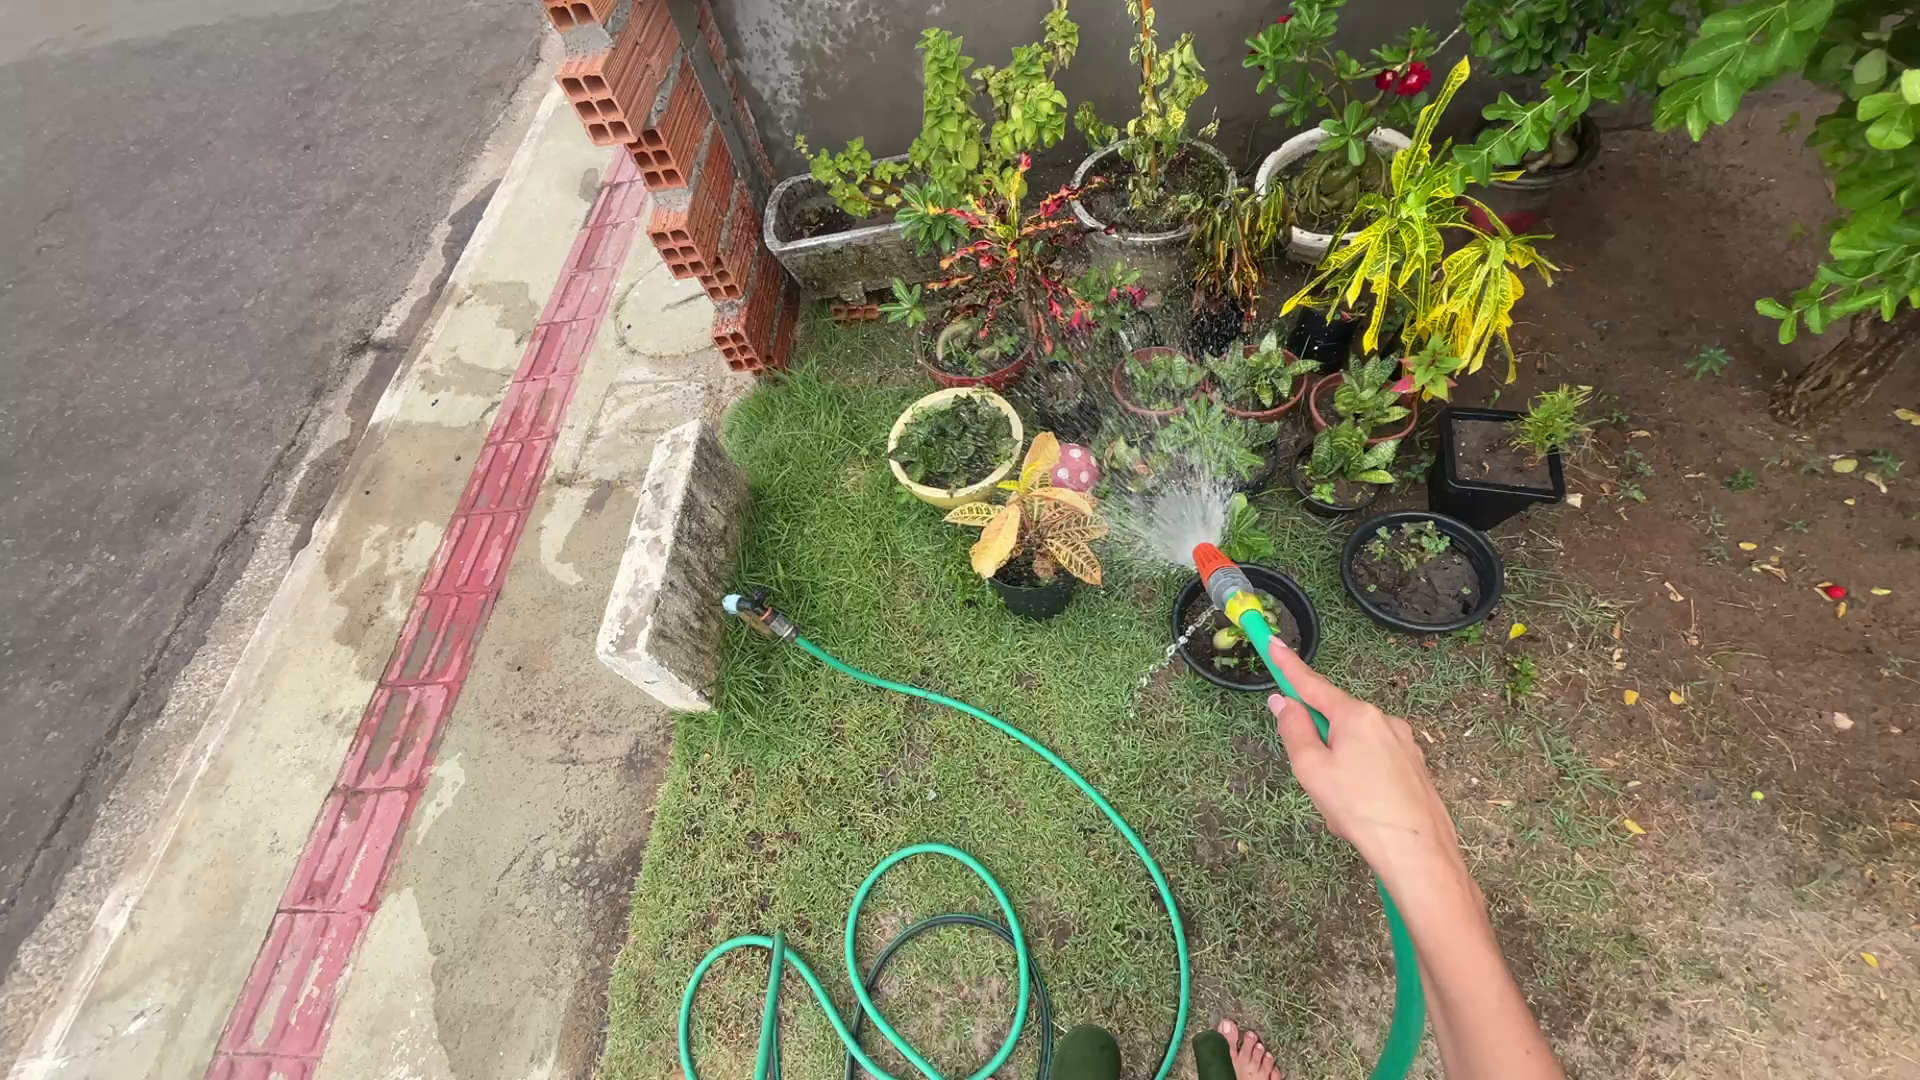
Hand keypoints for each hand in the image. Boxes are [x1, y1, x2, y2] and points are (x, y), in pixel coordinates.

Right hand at [1263, 638, 1472, 901]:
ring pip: (1354, 742)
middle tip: (1315, 780)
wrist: (1419, 854)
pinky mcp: (1415, 766)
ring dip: (1339, 763)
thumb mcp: (1311, 768)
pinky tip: (1362, 808)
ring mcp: (1404, 742)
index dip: (1288, 665)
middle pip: (1334, 718)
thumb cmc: (1357, 808)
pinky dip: (1360, 776)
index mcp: (1355, 715)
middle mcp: (1383, 719)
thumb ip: (1293, 729)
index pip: (1311, 684)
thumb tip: (1283, 701)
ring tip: (1341, 804)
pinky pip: (1375, 760)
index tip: (1272, 642)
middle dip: (1318, 741)